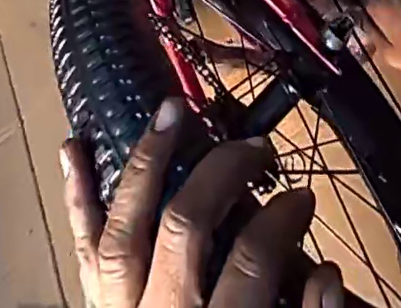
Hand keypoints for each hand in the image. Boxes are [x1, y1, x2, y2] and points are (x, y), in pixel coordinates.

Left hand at [62, 98, 344, 307]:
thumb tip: (327, 274)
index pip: (249, 266)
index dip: (280, 222)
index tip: (302, 197)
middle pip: (183, 229)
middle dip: (221, 173)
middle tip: (256, 148)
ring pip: (122, 231)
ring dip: (146, 163)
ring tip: (169, 112)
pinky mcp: (95, 307)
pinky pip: (84, 251)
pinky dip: (78, 197)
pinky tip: (73, 147)